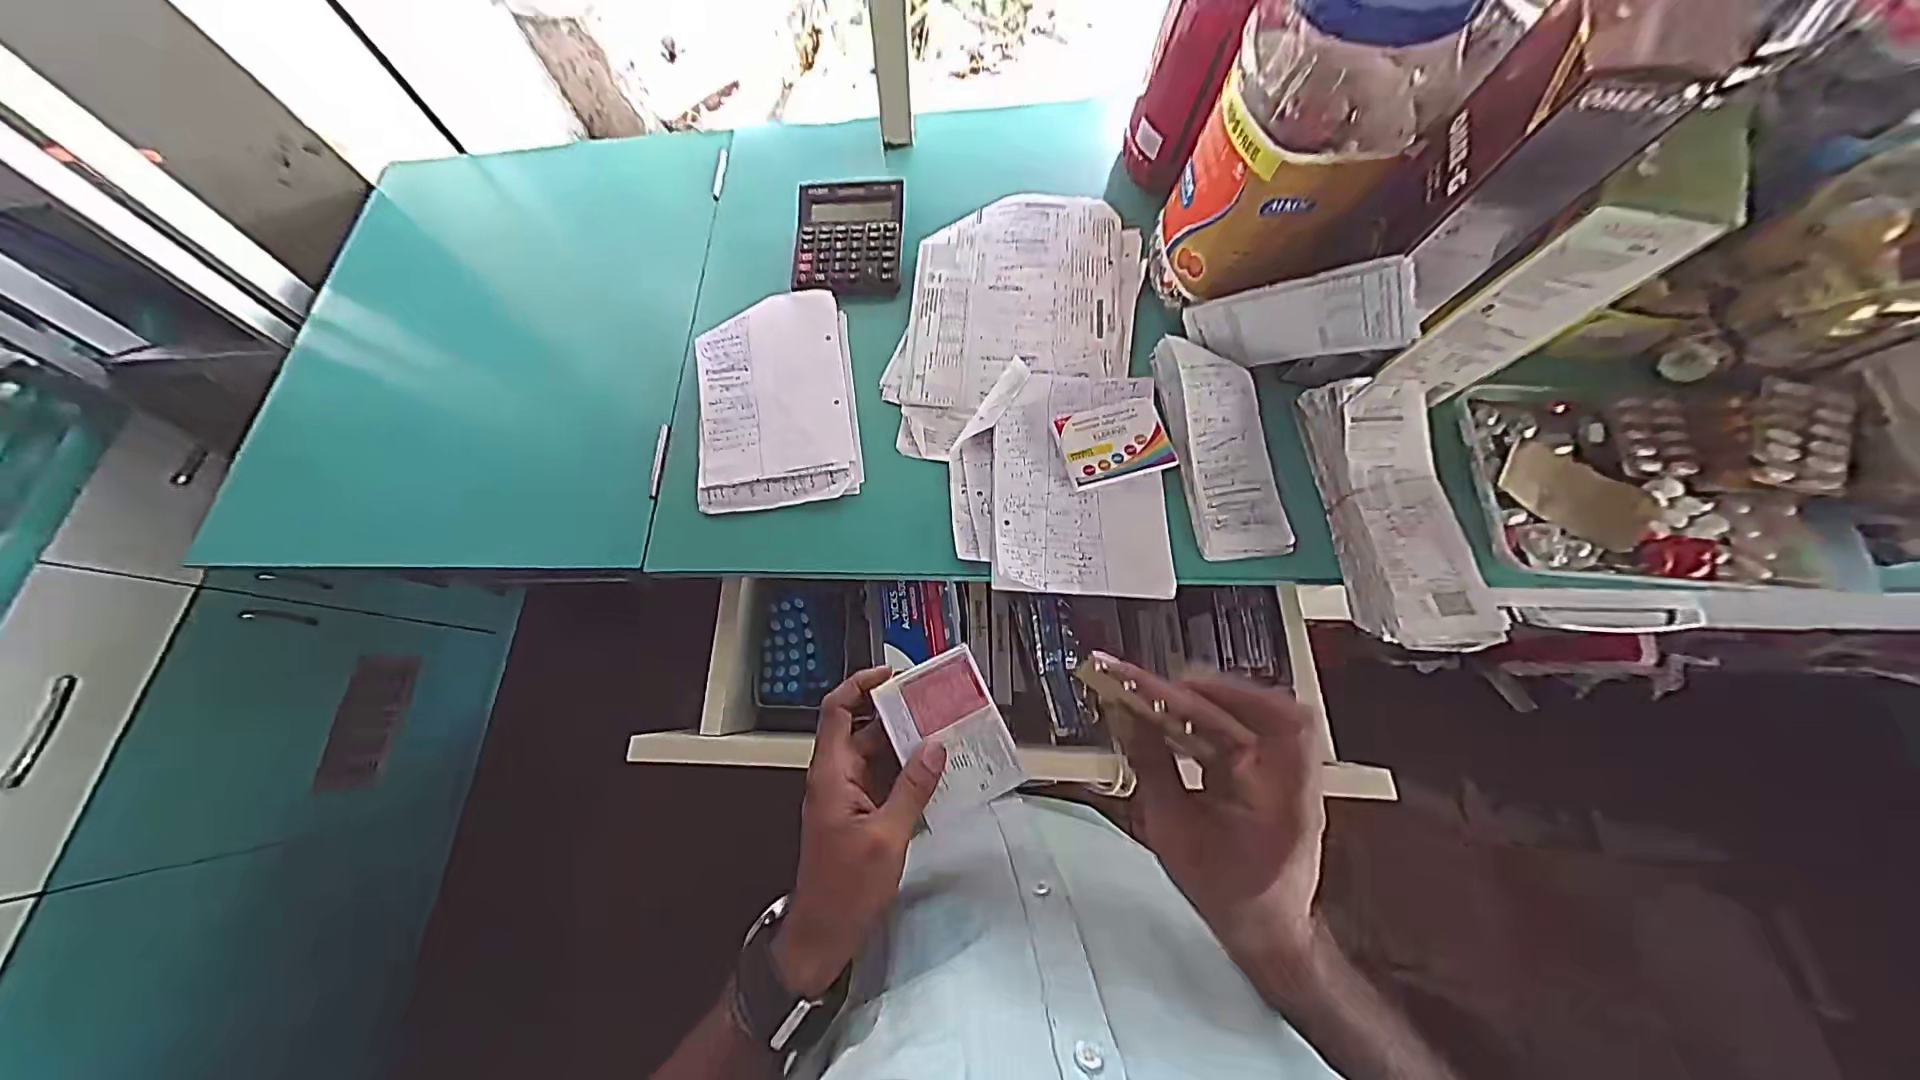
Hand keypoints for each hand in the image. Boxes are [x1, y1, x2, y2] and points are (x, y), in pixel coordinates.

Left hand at [773, 666, 945, 997]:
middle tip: (933, 704)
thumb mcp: (886, 837)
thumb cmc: (843, 890)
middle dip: (897, 714)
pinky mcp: (861, 810)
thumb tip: (934, 748)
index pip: (837, 711)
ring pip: (878, 753)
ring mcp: (849, 794)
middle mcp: (838, 776)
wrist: (822, 935)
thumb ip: (912, 789)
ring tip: (943, 731)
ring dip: (907, 743)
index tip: (891, 675)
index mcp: (831, 774)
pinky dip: (908, 770)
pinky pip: (885, 777)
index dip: (860, 684)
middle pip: (864, 728)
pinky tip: (936, 770)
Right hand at [1094, 653, 1324, 957]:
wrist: (1266, 928)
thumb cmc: (1228, 892)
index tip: (1163, 682)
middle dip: (1212, 689)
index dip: (1204, 697)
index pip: (1247, 726)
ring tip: (1163, 695)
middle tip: (1160, 685)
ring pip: (1260, 714)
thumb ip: (1151, 766)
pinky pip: (1246, 729)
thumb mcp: (1174, 830)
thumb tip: (1127, 718)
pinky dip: (1212, 717)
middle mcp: (1294, 777)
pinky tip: (1179, 718)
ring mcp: (1289, 772)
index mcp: (1281, 795)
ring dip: (1211, 701)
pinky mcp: (1271, 770)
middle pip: (1270, 708)